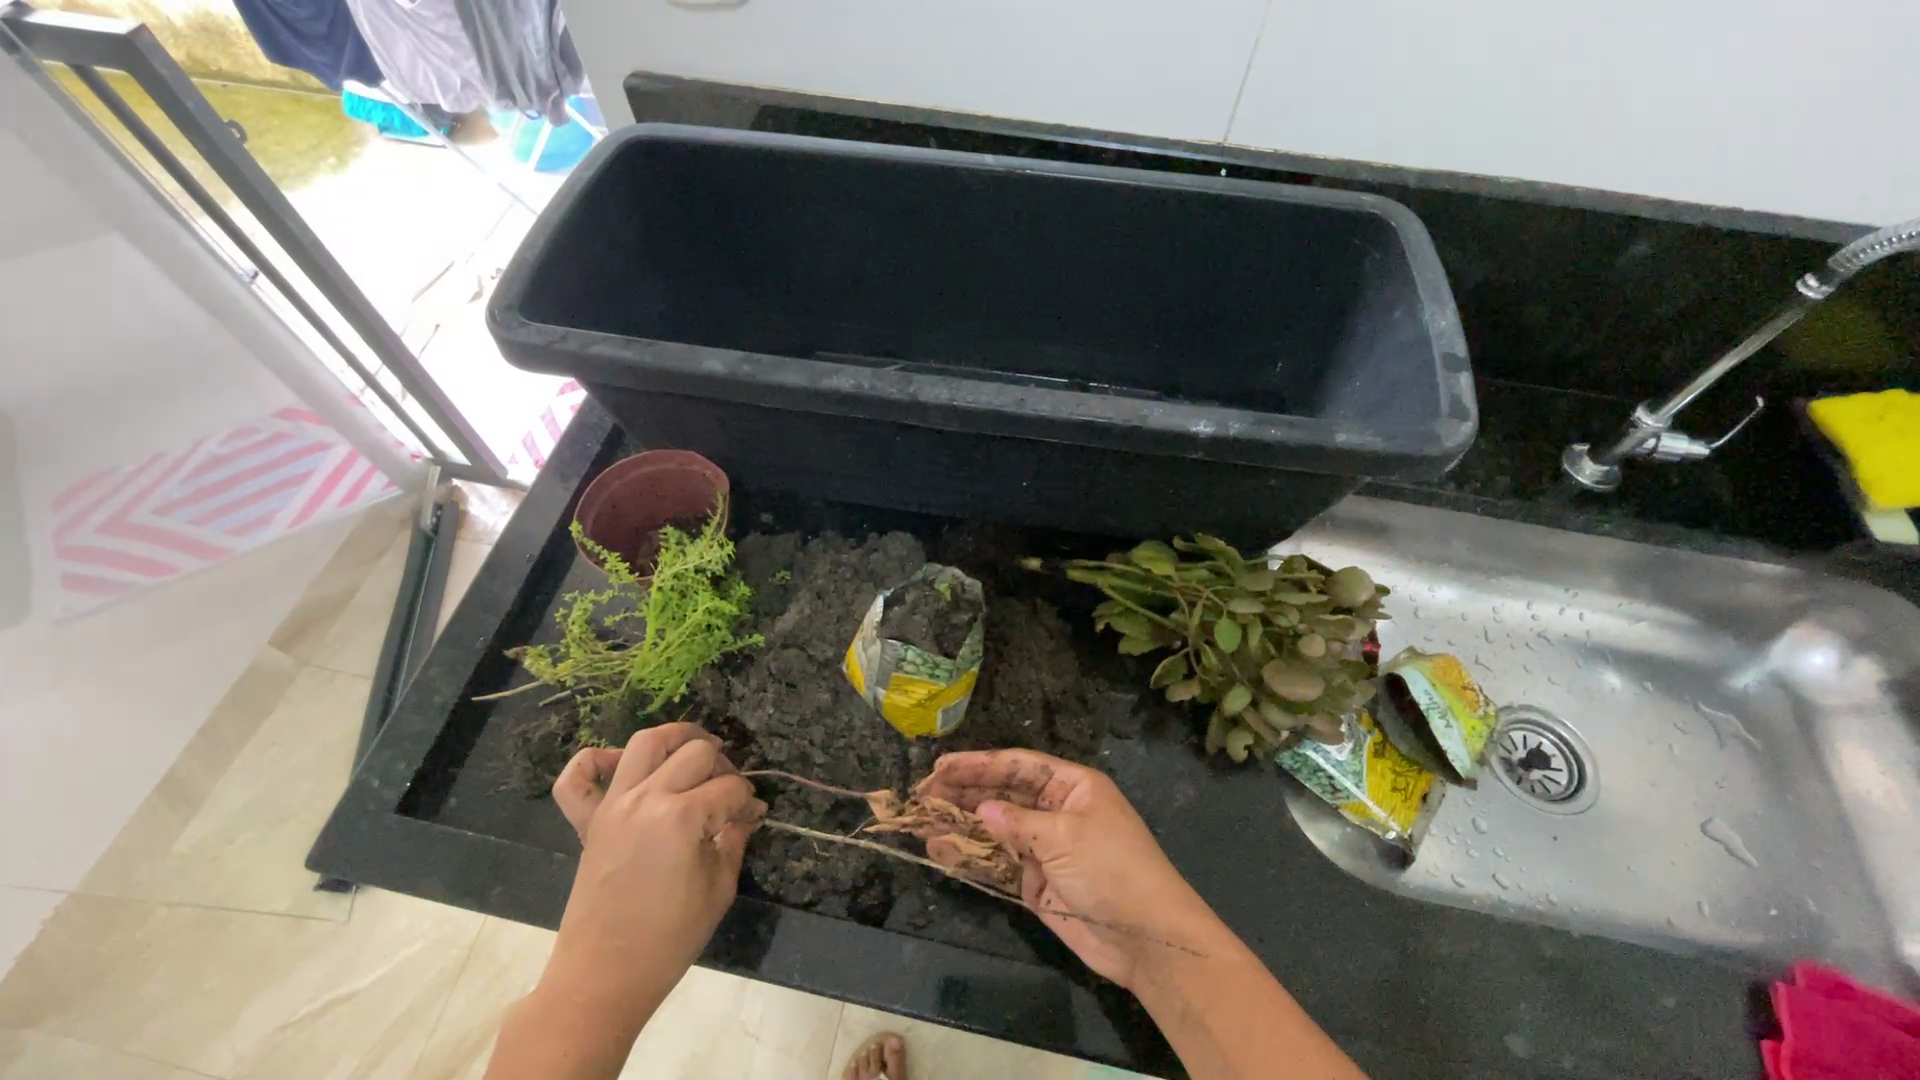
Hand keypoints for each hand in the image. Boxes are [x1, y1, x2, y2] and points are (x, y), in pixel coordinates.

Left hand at [543, 723, 764, 1031]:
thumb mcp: (719, 887)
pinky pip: (578, 777)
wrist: (605, 976)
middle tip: (730, 792)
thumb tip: (747, 813)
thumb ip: (734, 839)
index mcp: (683, 817)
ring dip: (676, 737)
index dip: (748, 800)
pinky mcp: (588, 821)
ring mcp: (612, 805)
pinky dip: (596, 760)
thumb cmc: (671, 938)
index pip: (730, 788)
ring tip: (696, 749)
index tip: (754, 816)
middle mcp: (647, 798)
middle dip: (723, 766)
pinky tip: (622, 765)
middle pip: (696, 752)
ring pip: (645, 743)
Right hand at [919, 749, 1224, 989]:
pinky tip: (940, 850)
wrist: (1145, 938)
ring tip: (921, 820)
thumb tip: (980, 810)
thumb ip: (1018, 822)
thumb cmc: (1112, 868)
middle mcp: (1056, 811)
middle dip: (964, 793)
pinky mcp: (1036, 883)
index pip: (1018, 766)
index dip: (979, 764)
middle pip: (1003, 795)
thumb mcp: (1065, 836)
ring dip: (960, 825)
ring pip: (995, 829)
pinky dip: (970, 858)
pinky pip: (997, 864)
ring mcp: (1045, 848)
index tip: (941, 767)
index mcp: (1072, 787)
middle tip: (923, 794)